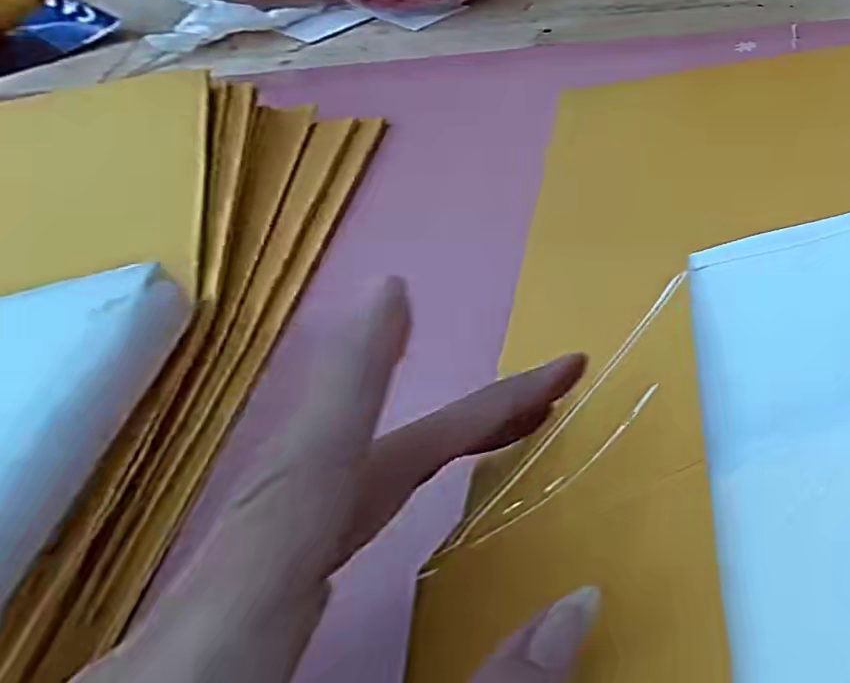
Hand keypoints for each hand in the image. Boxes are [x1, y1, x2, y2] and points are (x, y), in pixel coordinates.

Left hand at [77, 278, 595, 682]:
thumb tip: (579, 603)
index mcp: (218, 639)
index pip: (303, 472)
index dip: (355, 373)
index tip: (391, 293)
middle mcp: (193, 623)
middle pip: (333, 479)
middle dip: (453, 418)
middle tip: (547, 384)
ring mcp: (180, 642)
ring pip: (309, 510)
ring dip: (417, 452)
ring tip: (506, 428)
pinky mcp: (184, 662)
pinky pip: (286, 548)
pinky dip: (364, 498)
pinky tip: (393, 507)